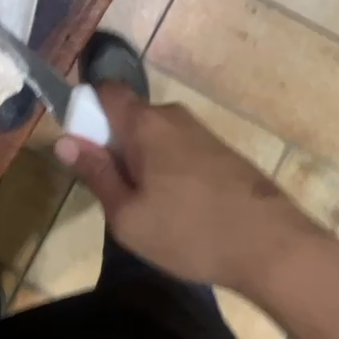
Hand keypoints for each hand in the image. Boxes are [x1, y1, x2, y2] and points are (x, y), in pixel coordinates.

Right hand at [55, 83, 325, 290]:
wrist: (276, 247)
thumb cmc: (190, 231)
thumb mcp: (128, 216)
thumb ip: (95, 174)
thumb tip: (63, 140)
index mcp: (144, 123)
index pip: (105, 91)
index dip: (86, 111)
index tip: (83, 148)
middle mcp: (173, 116)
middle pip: (130, 116)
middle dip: (115, 145)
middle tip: (117, 193)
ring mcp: (202, 132)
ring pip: (156, 137)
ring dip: (144, 162)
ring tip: (152, 210)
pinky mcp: (224, 153)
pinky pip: (180, 150)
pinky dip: (171, 171)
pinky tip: (182, 211)